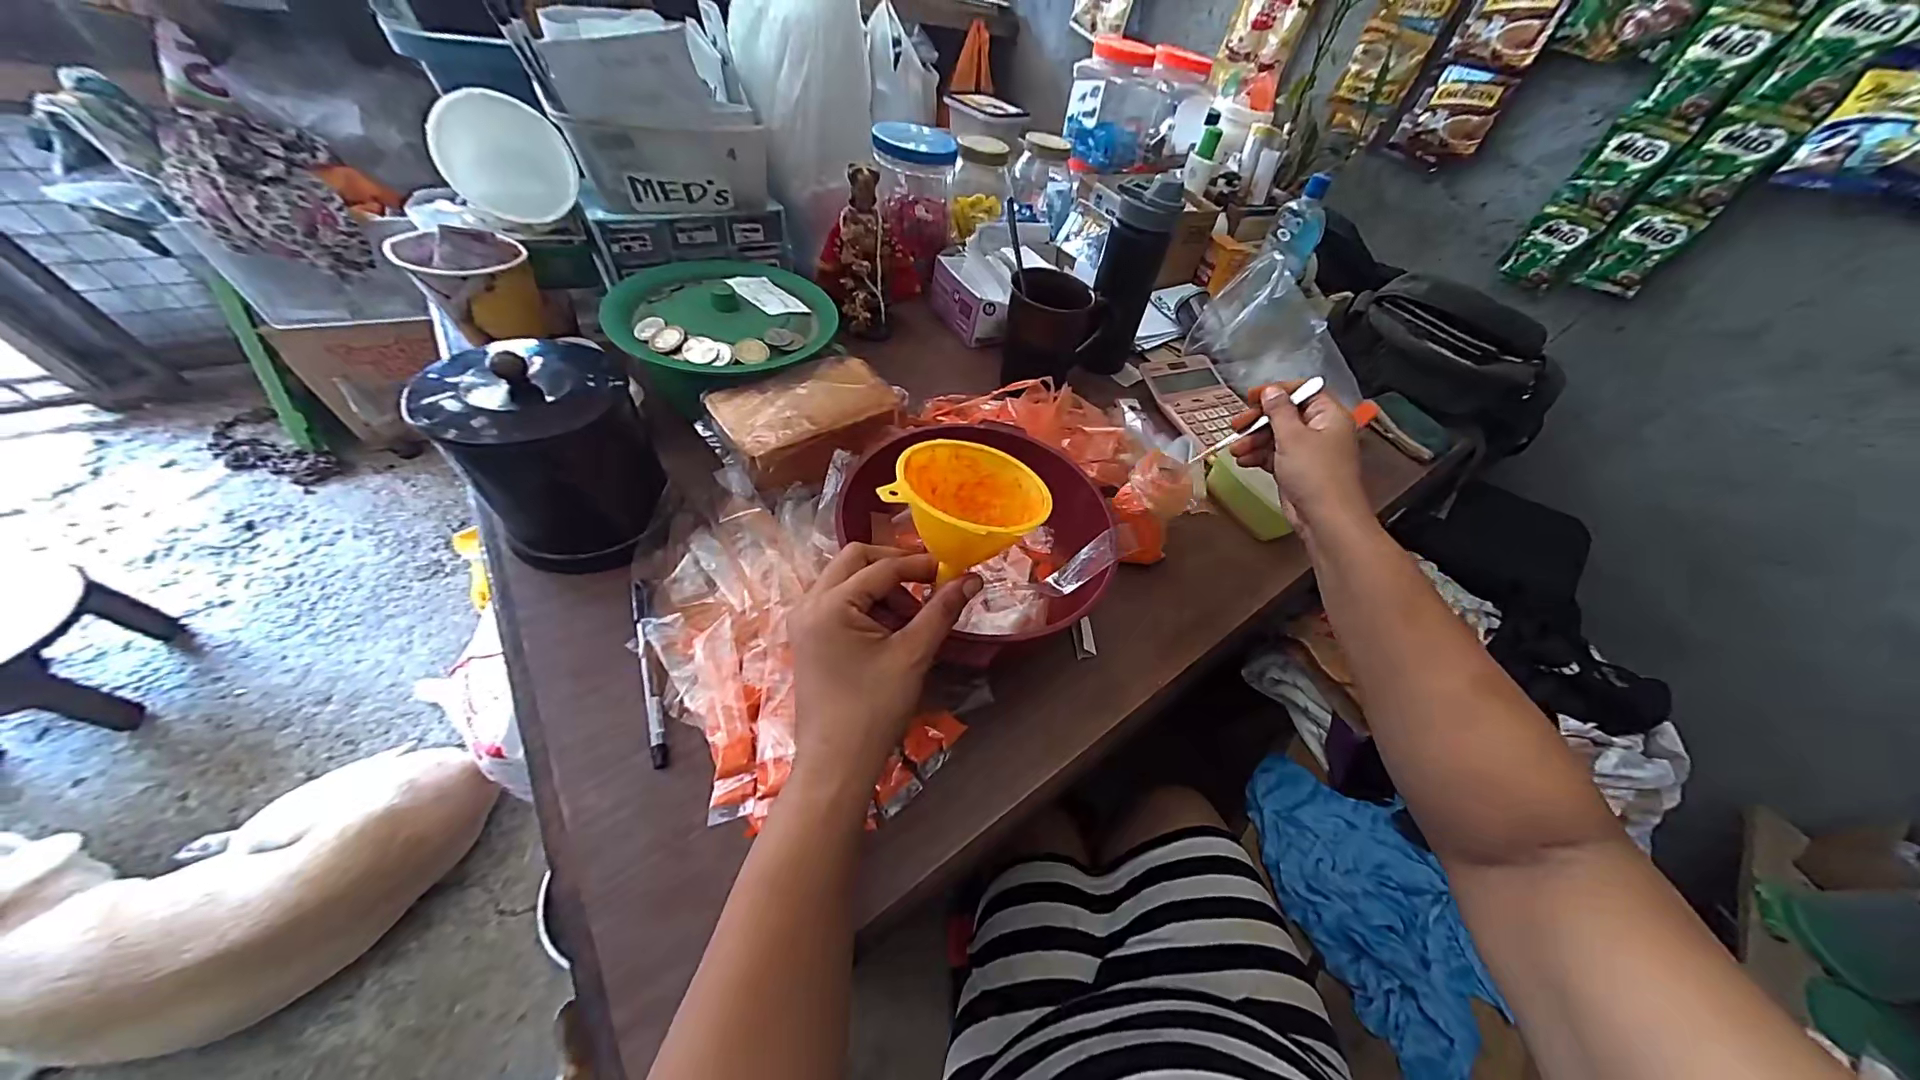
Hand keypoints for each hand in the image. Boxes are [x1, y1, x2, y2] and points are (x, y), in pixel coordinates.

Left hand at [788, 545, 978, 799]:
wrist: (837, 763)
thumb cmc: (873, 709)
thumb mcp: (913, 655)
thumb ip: (941, 610)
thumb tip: (971, 579)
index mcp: (829, 605)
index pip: (880, 567)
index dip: (919, 564)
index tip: (950, 570)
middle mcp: (808, 604)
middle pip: (854, 560)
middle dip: (895, 567)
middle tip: (930, 583)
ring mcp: (804, 621)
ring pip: (846, 580)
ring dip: (881, 587)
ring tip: (913, 616)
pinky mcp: (808, 638)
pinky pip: (838, 602)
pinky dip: (866, 604)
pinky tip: (891, 630)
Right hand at [1229, 379, 1367, 534]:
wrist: (1325, 517)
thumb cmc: (1315, 474)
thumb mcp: (1292, 436)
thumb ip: (1279, 411)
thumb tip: (1271, 391)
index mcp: (1328, 416)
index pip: (1303, 392)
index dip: (1277, 392)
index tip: (1252, 397)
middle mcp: (1320, 430)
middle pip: (1285, 415)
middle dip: (1259, 421)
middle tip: (1237, 425)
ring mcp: (1308, 452)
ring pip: (1277, 437)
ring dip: (1254, 441)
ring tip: (1236, 449)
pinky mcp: (1296, 470)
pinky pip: (1275, 456)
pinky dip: (1259, 456)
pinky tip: (1244, 461)